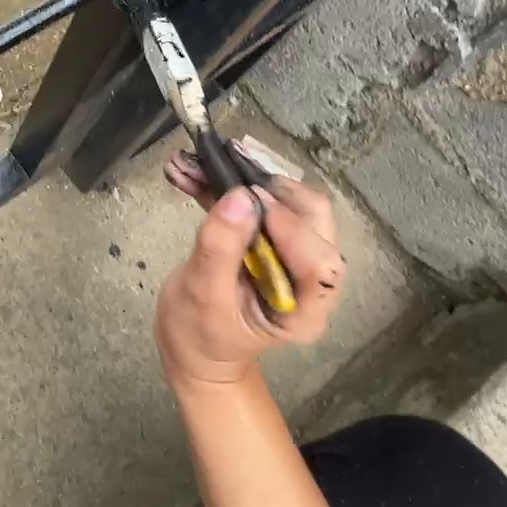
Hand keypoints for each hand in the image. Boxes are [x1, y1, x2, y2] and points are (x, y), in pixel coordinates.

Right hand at [155, 145, 346, 388]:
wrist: (192, 346)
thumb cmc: (199, 334)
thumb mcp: (202, 297)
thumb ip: (220, 250)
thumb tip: (239, 199)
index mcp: (304, 308)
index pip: (318, 259)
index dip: (289, 224)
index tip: (247, 198)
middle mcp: (307, 277)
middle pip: (312, 219)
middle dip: (270, 185)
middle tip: (228, 164)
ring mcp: (289, 256)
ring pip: (283, 201)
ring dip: (241, 176)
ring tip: (197, 160)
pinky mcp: (265, 239)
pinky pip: (253, 203)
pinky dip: (223, 183)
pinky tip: (188, 170)